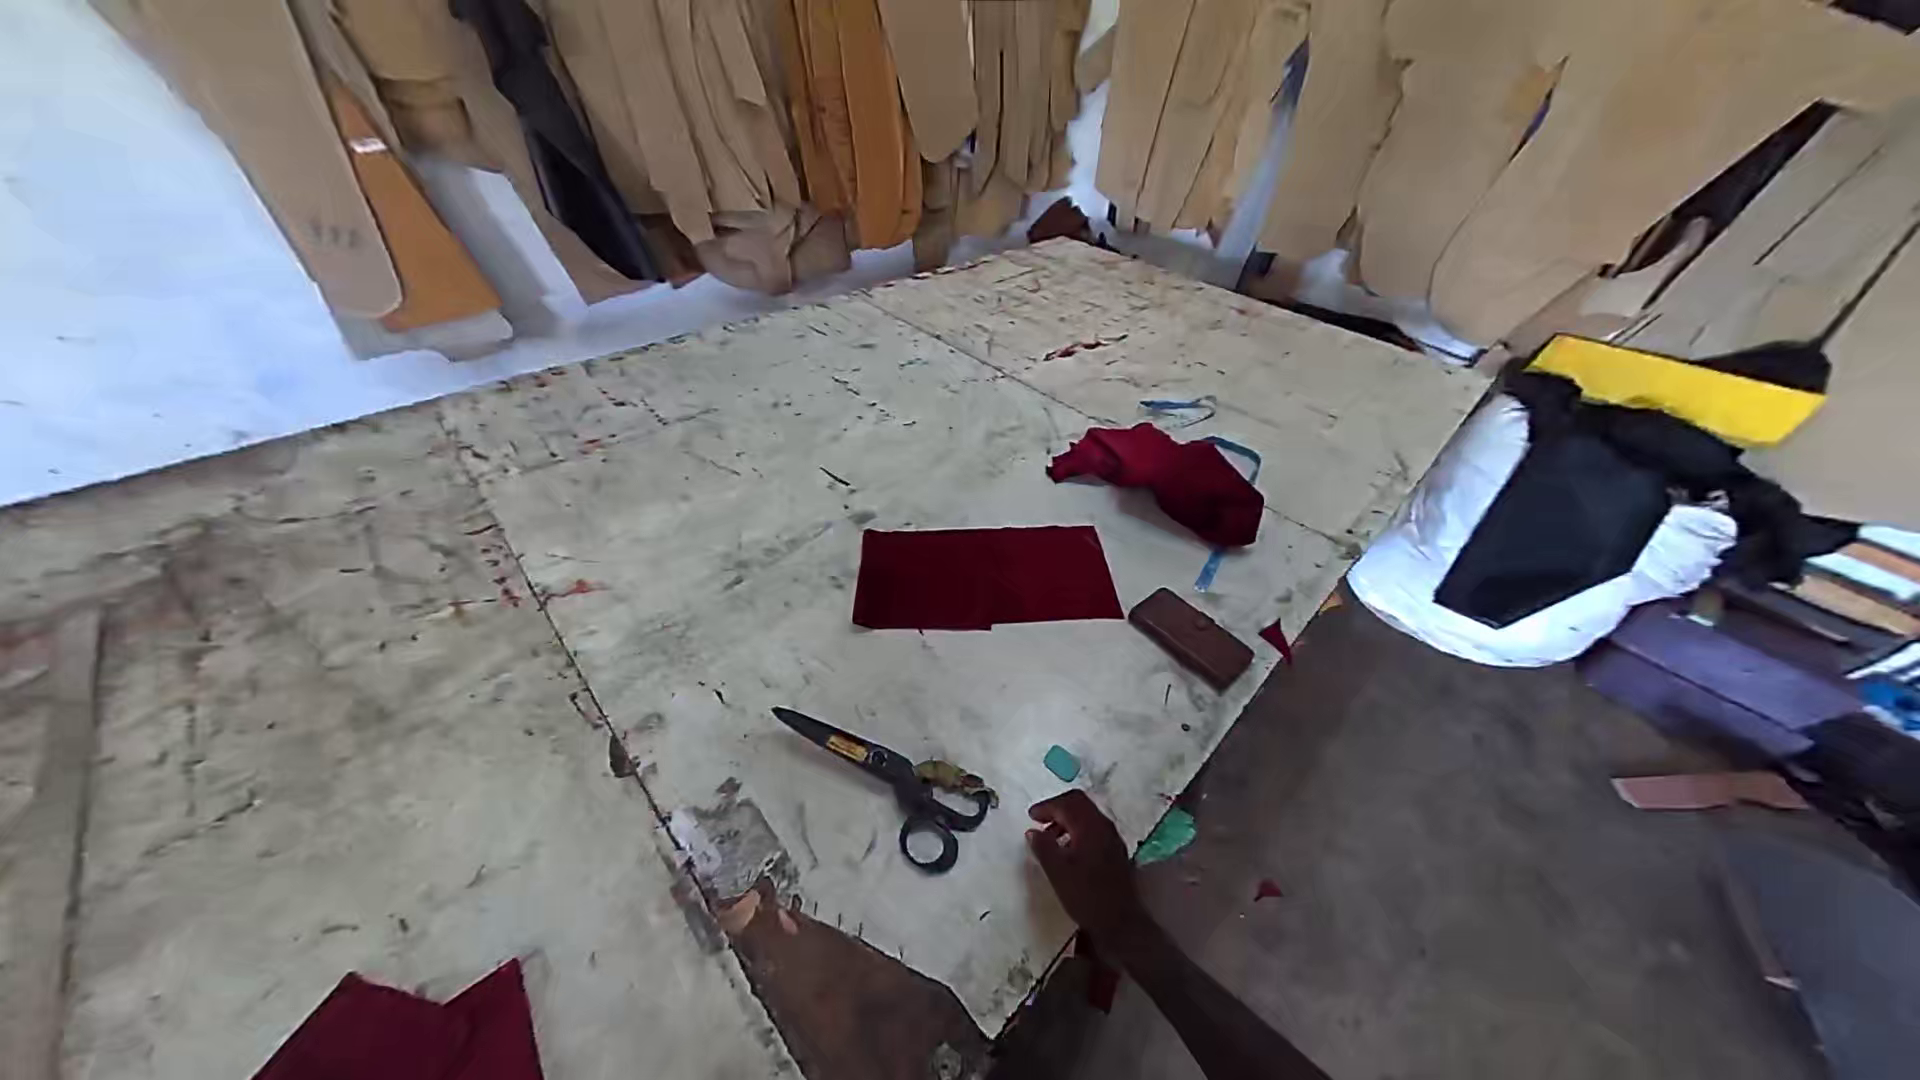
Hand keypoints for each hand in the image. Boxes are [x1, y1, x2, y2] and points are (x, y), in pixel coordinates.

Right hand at [1026, 790, 1149, 944]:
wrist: (1122, 925)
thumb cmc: (1086, 896)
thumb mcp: (1058, 872)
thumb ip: (1043, 847)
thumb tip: (1032, 831)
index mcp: (1089, 826)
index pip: (1066, 803)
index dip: (1046, 806)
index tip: (1031, 816)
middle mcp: (1104, 825)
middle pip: (1079, 803)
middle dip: (1058, 807)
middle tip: (1041, 819)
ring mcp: (1113, 837)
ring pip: (1087, 815)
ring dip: (1068, 819)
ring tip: (1051, 837)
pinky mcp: (1116, 850)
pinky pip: (1094, 828)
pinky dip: (1078, 829)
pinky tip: (1069, 849)